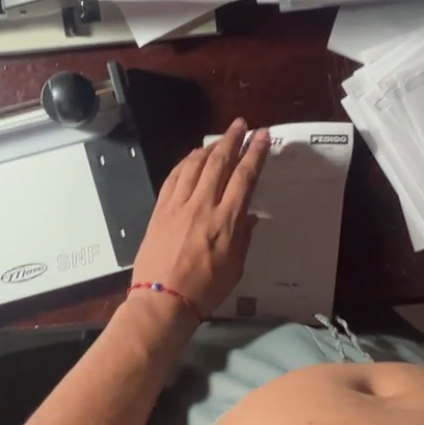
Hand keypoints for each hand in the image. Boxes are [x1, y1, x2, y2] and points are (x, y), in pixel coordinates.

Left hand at [131, 119, 269, 318]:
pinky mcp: (160, 209)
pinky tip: (192, 158)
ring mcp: (178, 205)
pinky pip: (174, 177)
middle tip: (241, 125)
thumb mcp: (236, 266)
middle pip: (219, 162)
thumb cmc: (205, 289)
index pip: (244, 177)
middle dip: (232, 140)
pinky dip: (185, 163)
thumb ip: (243, 237)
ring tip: (219, 139)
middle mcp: (203, 205)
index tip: (263, 136)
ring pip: (194, 165)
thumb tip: (249, 215)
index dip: (255, 153)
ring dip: (209, 148)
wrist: (163, 300)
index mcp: (226, 220)